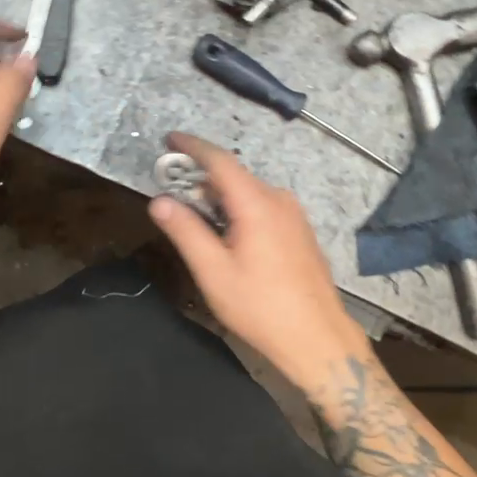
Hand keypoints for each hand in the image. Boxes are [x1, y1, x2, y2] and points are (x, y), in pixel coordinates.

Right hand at [148, 132, 371, 384]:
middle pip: (234, 176)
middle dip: (201, 178)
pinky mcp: (300, 232)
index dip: (192, 146)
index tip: (169, 139)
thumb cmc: (260, 306)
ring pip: (249, 193)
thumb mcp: (213, 271)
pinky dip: (239, 210)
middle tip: (172, 192)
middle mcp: (279, 200)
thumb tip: (159, 200)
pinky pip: (263, 207)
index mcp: (256, 203)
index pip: (220, 160)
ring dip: (220, 198)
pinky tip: (227, 237)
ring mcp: (294, 215)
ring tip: (196, 220)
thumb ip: (185, 231)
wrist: (316, 338)